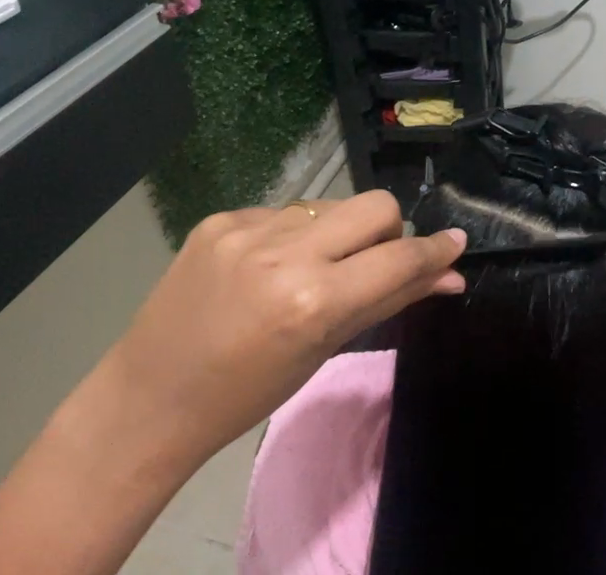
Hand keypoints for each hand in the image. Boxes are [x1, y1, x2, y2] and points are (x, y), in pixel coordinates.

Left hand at [0, 193, 463, 574]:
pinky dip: (294, 236)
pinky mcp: (219, 219)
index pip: (400, 257)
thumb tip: (451, 275)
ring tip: (312, 271)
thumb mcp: (326, 350)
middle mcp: (284, 253)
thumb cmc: (246, 392)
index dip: (436, 250)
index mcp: (313, 301)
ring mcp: (246, 230)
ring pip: (331, 206)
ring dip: (340, 233)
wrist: (148, 399)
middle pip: (376, 205)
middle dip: (390, 231)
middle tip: (372, 264)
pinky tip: (269, 268)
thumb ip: (393, 301)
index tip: (456, 243)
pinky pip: (285, 212)